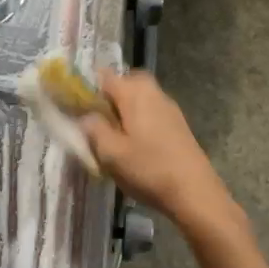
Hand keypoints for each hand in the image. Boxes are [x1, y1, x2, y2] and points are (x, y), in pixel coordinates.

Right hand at [81, 71, 239, 232]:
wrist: (194, 191)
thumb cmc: (148, 169)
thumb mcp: (110, 152)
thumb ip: (93, 129)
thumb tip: (86, 116)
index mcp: (134, 94)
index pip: (105, 76)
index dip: (87, 87)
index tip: (74, 104)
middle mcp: (154, 93)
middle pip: (127, 82)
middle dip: (110, 95)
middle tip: (96, 117)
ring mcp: (169, 109)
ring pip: (141, 98)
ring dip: (125, 109)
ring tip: (113, 135)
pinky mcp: (178, 126)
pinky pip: (151, 112)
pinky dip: (139, 120)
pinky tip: (134, 144)